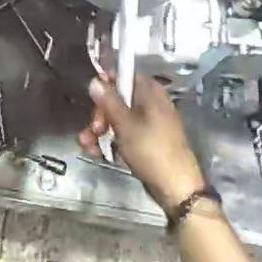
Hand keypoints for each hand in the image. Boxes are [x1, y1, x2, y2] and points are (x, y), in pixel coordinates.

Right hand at [83, 75, 206, 210]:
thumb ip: (109, 101)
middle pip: (119, 99)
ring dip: (100, 130)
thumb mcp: (125, 124)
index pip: (127, 75)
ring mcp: (149, 124)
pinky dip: (110, 141)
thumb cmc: (151, 149)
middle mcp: (151, 104)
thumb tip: (95, 80)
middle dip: (101, 113)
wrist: (175, 185)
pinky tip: (96, 152)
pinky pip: (124, 134)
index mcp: (151, 92)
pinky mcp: (146, 142)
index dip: (108, 82)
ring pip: (119, 119)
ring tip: (87, 144)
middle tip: (94, 127)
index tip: (92, 94)